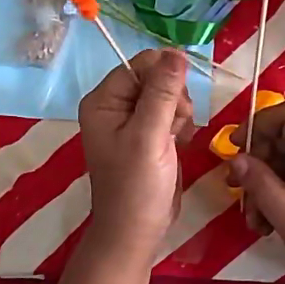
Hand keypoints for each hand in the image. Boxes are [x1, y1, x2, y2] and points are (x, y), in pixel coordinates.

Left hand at [79, 49, 193, 255]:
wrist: (137, 231)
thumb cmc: (136, 186)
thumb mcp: (148, 136)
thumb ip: (162, 93)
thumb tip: (177, 53)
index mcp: (103, 101)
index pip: (139, 65)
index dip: (164, 76)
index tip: (179, 101)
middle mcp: (115, 107)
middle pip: (156, 77)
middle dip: (174, 97)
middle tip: (175, 126)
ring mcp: (132, 122)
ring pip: (168, 95)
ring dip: (180, 112)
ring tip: (176, 138)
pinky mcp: (150, 136)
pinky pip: (171, 114)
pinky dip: (181, 125)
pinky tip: (180, 143)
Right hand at [226, 102, 284, 283]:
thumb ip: (262, 185)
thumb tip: (236, 160)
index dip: (257, 125)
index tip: (234, 150)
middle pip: (281, 138)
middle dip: (256, 165)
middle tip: (237, 193)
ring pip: (281, 159)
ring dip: (261, 186)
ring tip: (256, 221)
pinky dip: (274, 195)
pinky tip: (267, 223)